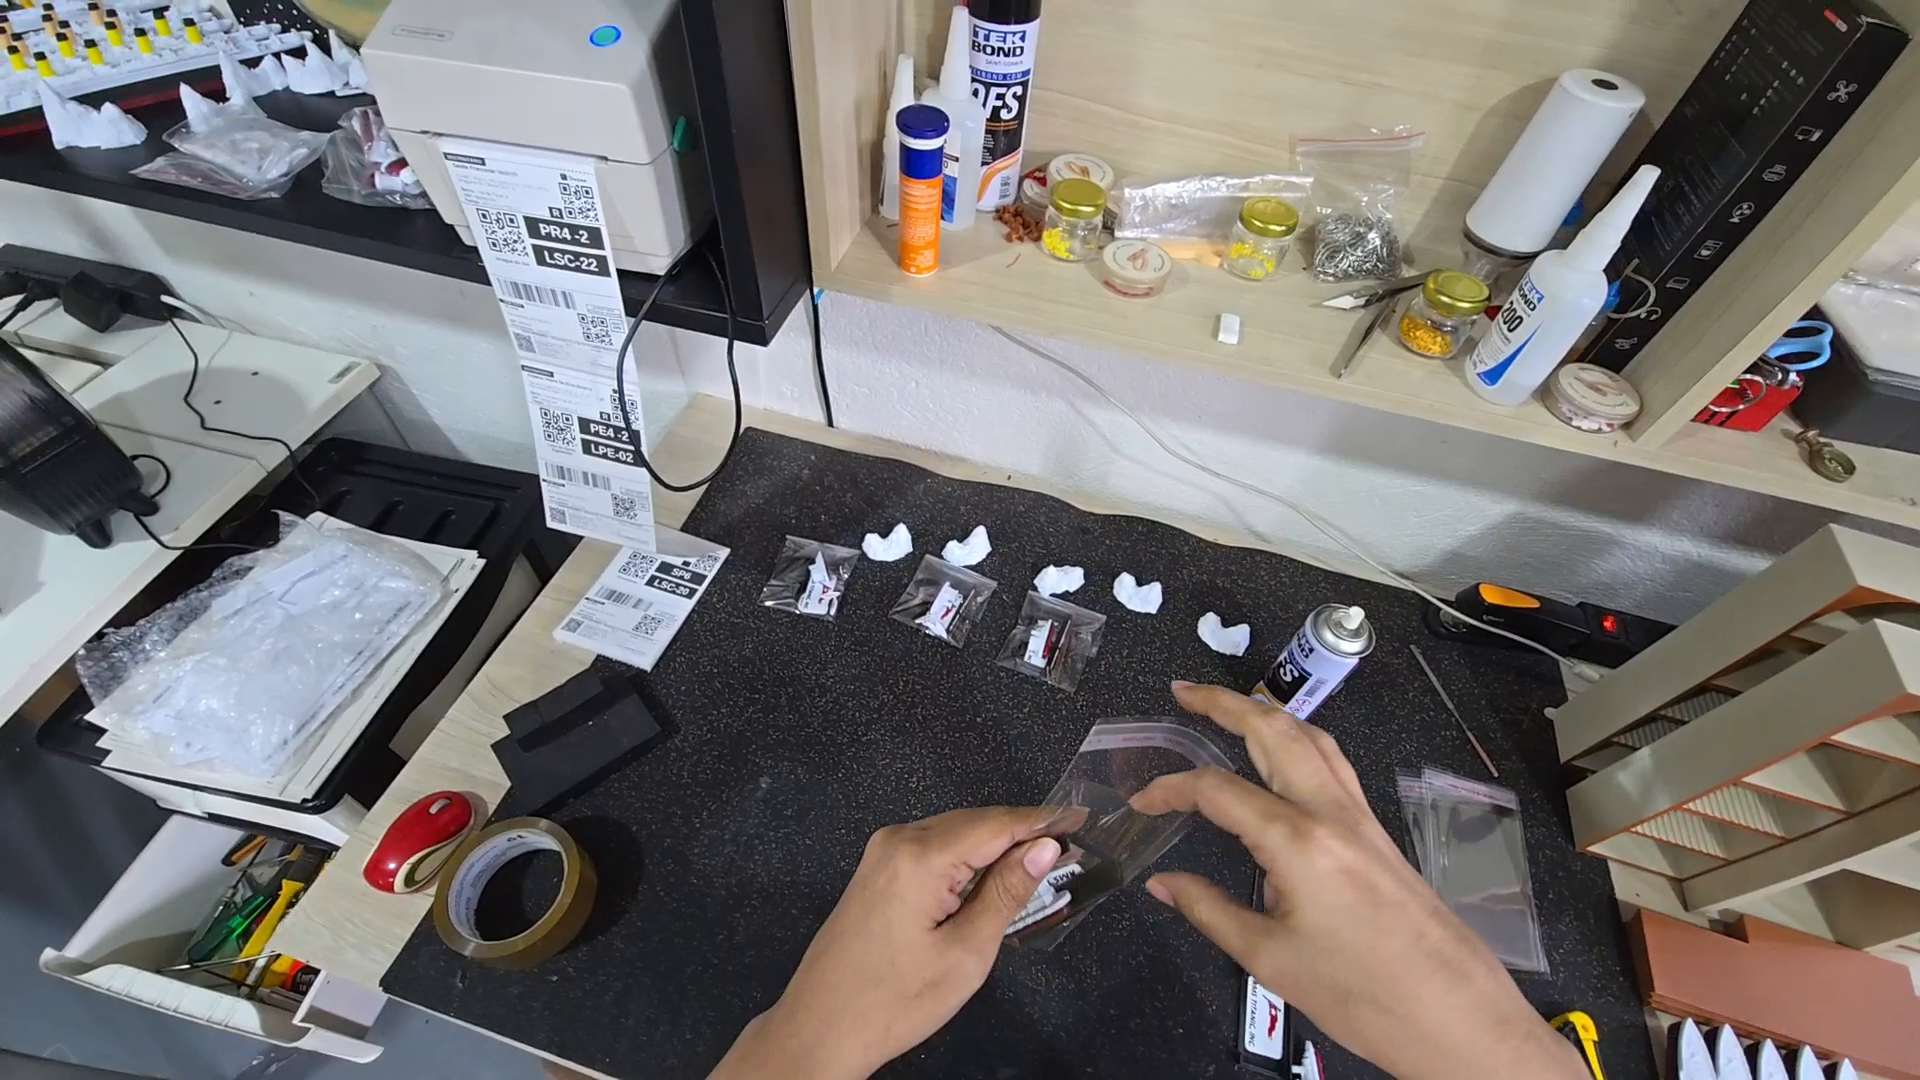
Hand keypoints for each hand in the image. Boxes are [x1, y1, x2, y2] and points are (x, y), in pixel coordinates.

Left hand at [710, 808, 1059, 1079]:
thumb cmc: (897, 1000)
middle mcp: (899, 837)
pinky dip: (965, 855)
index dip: (1039, 820)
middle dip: (1019, 832)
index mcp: (921, 855)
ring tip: (1036, 862)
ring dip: (993, 844)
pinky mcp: (878, 865)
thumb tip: (1045, 847)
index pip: (994, 824)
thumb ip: (1006, 892)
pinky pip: (933, 845)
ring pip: (953, 831)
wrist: (819, 1028)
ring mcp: (884, 849)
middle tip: (1067, 846)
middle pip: (973, 822)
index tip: (1079, 819)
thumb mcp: (964, 954)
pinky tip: (987, 874)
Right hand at [1133, 683, 1586, 1079]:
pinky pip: (1331, 760)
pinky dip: (1296, 737)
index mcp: (1296, 840)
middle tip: (1182, 690)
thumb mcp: (1271, 960)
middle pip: (1271, 731)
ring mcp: (1359, 814)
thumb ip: (1208, 910)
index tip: (1141, 801)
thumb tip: (1160, 883)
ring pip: (1308, 737)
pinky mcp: (1376, 828)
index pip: (1217, 791)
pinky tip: (1284, 750)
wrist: (1464, 1025)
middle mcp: (1328, 810)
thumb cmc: (1362, 996)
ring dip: (1263, 711)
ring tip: (1228, 705)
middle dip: (1222, 702)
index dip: (1170, 789)